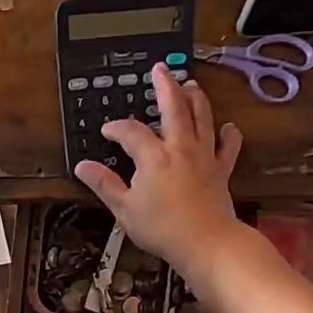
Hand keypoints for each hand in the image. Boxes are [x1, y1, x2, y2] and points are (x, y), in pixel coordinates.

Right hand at [74, 63, 244, 270]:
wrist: (206, 243)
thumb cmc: (163, 229)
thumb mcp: (125, 209)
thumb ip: (105, 184)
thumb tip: (83, 167)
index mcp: (153, 157)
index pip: (130, 131)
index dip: (117, 127)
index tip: (109, 130)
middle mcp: (181, 148)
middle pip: (174, 107)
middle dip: (165, 85)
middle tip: (161, 69)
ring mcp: (204, 157)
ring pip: (203, 117)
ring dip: (196, 98)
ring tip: (191, 85)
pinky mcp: (221, 170)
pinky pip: (228, 147)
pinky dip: (229, 135)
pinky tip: (228, 127)